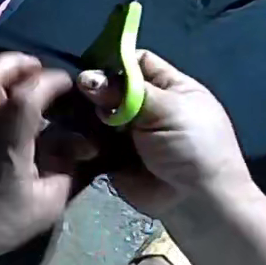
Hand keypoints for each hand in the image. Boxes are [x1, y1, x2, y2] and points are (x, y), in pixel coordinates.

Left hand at [0, 52, 91, 264]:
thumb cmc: (5, 220)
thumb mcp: (51, 201)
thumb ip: (72, 165)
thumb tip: (87, 140)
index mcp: (7, 147)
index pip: (25, 97)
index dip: (51, 81)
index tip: (69, 85)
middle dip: (19, 63)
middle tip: (40, 70)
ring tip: (19, 75)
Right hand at [76, 49, 250, 216]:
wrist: (196, 202)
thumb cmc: (193, 148)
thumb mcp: (167, 110)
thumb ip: (125, 91)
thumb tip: (85, 77)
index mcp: (170, 88)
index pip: (136, 62)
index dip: (114, 62)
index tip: (90, 69)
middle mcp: (146, 107)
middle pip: (111, 87)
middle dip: (94, 90)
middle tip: (76, 96)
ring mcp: (127, 132)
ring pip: (95, 113)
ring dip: (84, 115)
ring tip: (70, 116)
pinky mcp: (110, 155)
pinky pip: (89, 139)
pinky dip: (80, 137)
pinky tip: (70, 134)